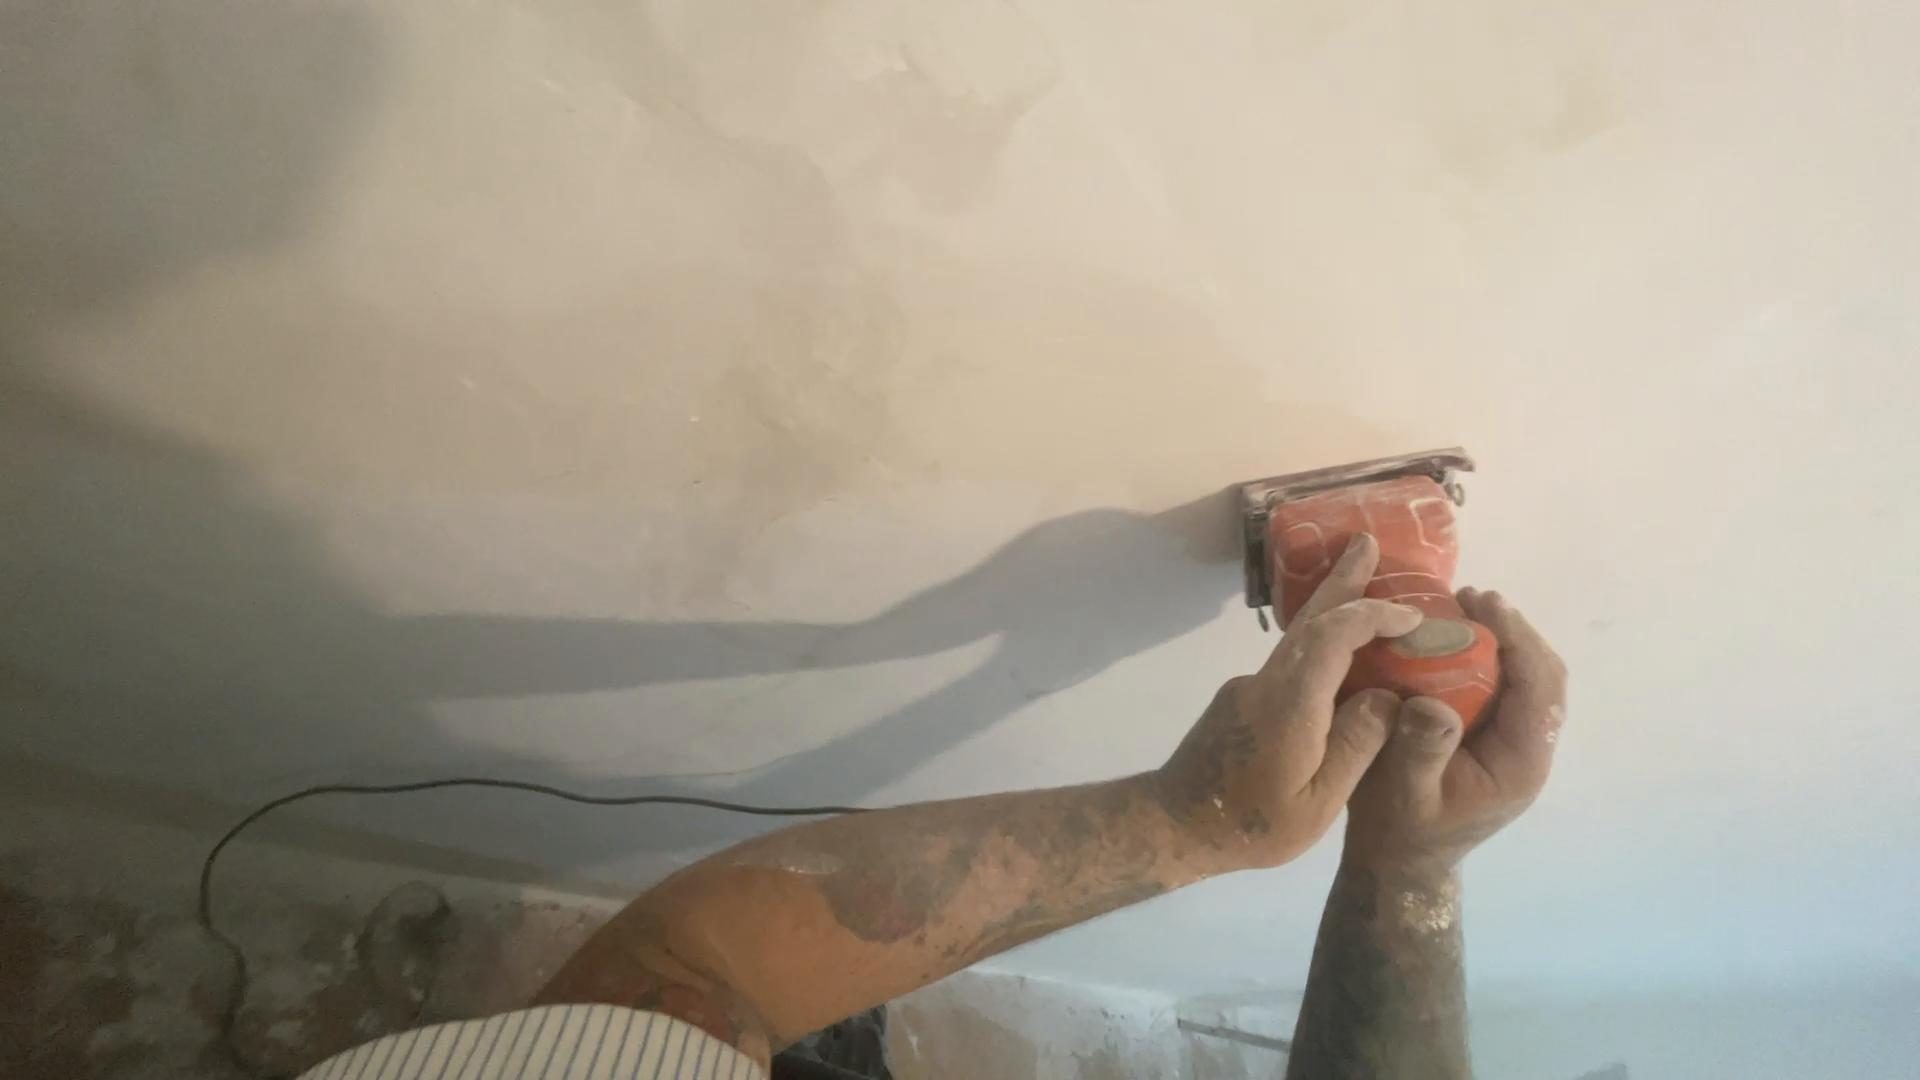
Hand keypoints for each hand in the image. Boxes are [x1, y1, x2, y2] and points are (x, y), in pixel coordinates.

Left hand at [1156, 533, 1423, 870]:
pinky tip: (1342, 657)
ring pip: (1296, 640)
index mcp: (1289, 703)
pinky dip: (1319, 646)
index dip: (1370, 616)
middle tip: (1364, 542)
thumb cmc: (1253, 823)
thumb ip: (1356, 744)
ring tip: (1362, 584)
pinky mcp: (1242, 699)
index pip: (1330, 637)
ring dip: (1330, 611)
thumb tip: (1388, 696)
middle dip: (1340, 582)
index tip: (1411, 615)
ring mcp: (1248, 687)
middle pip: (1306, 621)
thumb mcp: (1318, 800)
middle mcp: (1264, 682)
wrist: (1178, 821)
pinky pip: (1289, 661)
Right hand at [1344, 588, 1567, 872]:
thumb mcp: (1404, 791)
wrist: (1401, 857)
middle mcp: (1526, 747)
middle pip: (1542, 677)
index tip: (1483, 603)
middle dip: (1513, 631)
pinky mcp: (1490, 739)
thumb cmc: (1402, 826)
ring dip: (1501, 640)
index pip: (1539, 688)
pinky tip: (1448, 640)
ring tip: (1461, 608)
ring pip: (1525, 680)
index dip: (1518, 639)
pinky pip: (1501, 687)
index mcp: (1518, 760)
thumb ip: (1421, 750)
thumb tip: (1431, 702)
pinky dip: (1484, 656)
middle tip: (1470, 596)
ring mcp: (1511, 743)